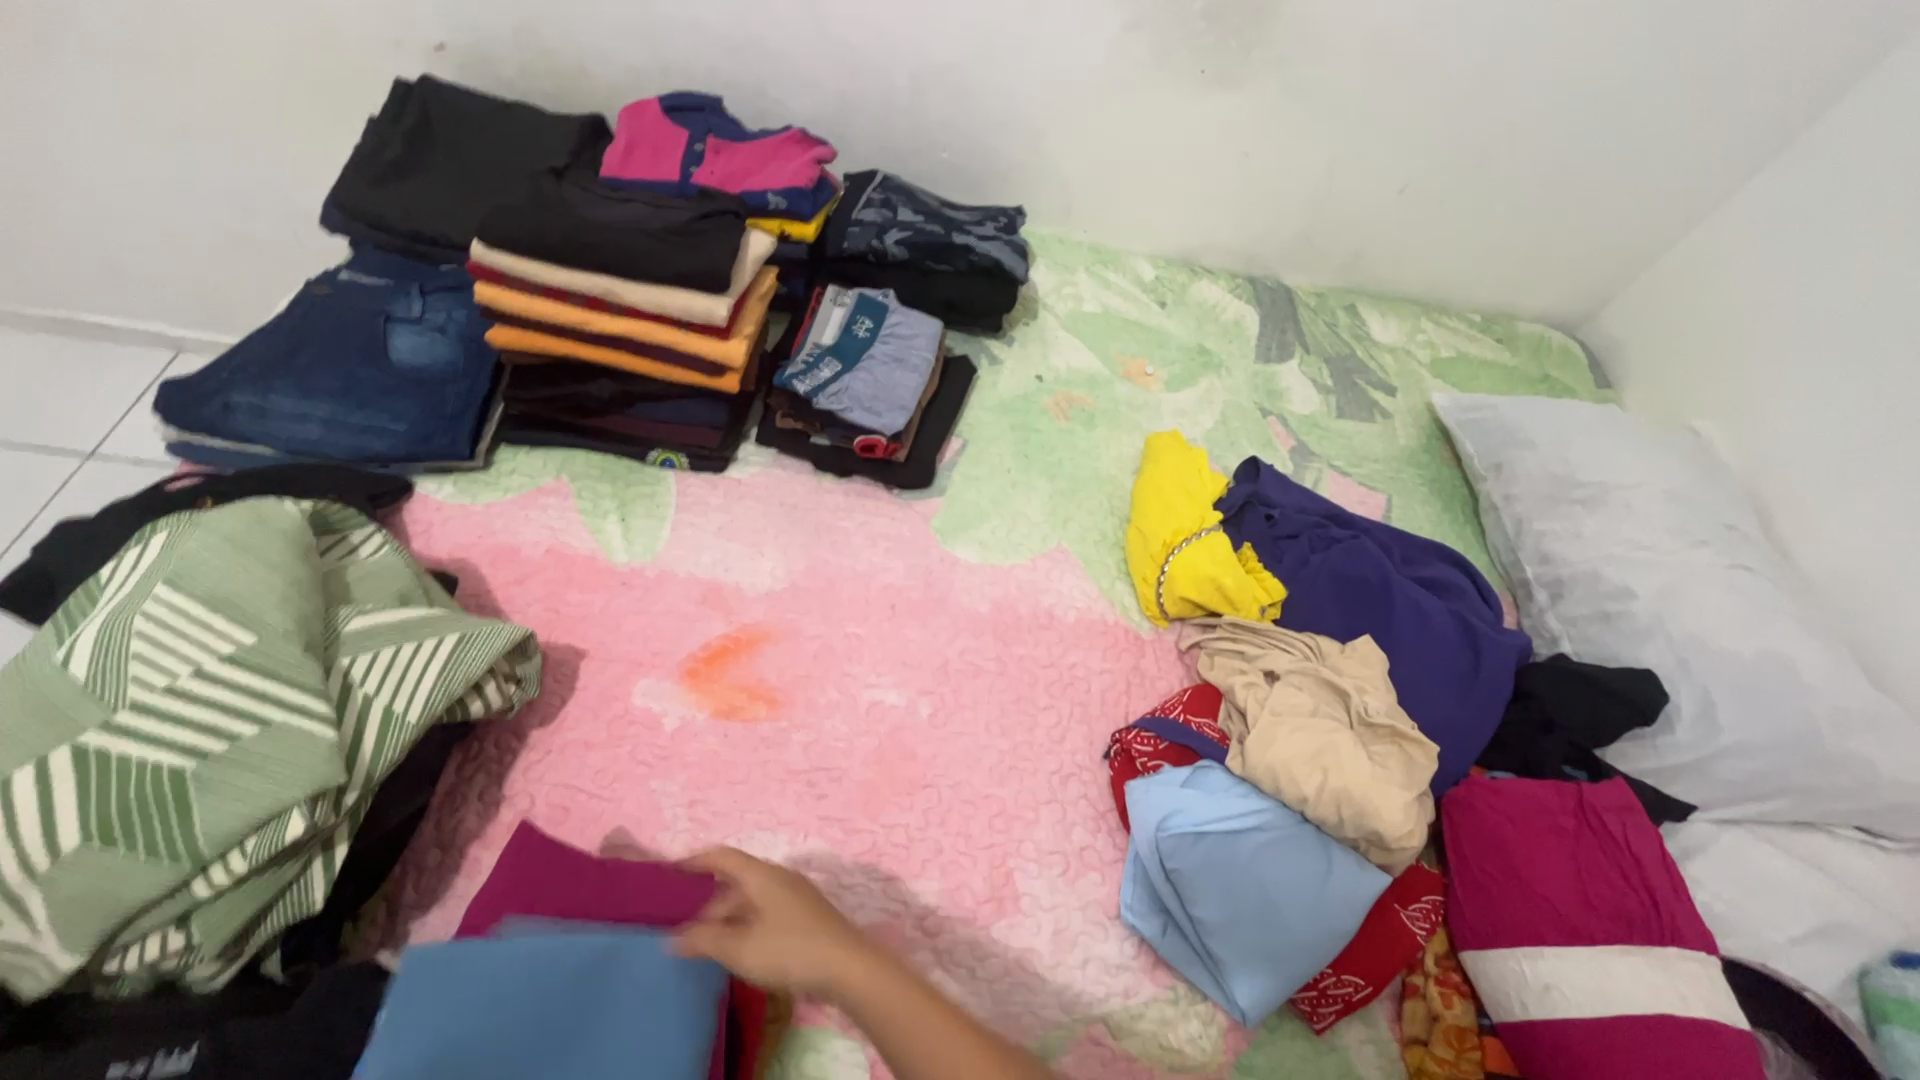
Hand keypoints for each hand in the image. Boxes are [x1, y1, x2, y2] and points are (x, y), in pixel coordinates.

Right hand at [672, 847, 876, 995]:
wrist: (848, 967)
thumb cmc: (790, 950)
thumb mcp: (739, 948)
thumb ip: (704, 940)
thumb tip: (673, 937)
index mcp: (763, 875)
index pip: (723, 857)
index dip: (697, 861)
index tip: (673, 871)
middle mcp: (780, 878)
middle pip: (737, 882)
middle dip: (710, 906)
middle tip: (688, 936)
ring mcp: (797, 896)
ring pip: (753, 899)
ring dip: (730, 919)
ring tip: (711, 948)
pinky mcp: (807, 916)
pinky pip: (767, 912)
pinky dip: (748, 925)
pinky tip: (743, 951)